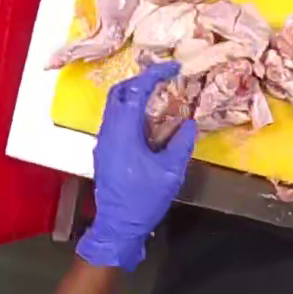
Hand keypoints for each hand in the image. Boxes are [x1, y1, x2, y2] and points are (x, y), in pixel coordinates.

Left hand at [78, 62, 195, 270]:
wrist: (118, 226)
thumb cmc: (143, 200)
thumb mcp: (170, 172)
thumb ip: (181, 143)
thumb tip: (189, 124)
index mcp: (123, 131)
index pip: (136, 90)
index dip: (154, 74)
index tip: (173, 67)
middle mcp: (108, 131)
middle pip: (120, 92)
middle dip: (142, 80)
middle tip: (164, 79)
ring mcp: (103, 142)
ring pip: (115, 107)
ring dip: (135, 97)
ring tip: (159, 98)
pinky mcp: (105, 152)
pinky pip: (116, 121)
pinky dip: (131, 113)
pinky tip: (149, 122)